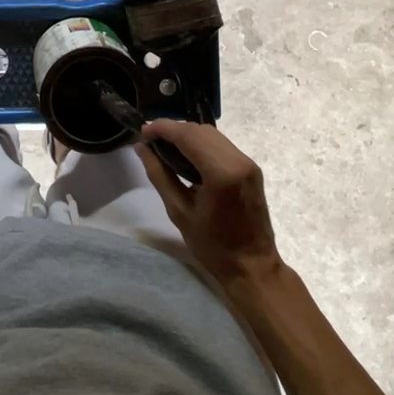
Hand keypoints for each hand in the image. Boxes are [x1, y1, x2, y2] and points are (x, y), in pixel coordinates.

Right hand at [137, 120, 283, 285]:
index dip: (163, 128)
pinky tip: (187, 156)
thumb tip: (141, 148)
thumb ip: (159, 174)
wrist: (253, 266)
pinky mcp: (251, 168)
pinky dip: (201, 144)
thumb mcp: (179, 211)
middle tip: (151, 141)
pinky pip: (221, 145)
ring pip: (211, 134)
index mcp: (221, 173)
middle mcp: (238, 160)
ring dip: (187, 135)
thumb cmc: (212, 246)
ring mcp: (247, 163)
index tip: (143, 132)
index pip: (187, 135)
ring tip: (165, 148)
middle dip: (173, 130)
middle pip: (200, 130)